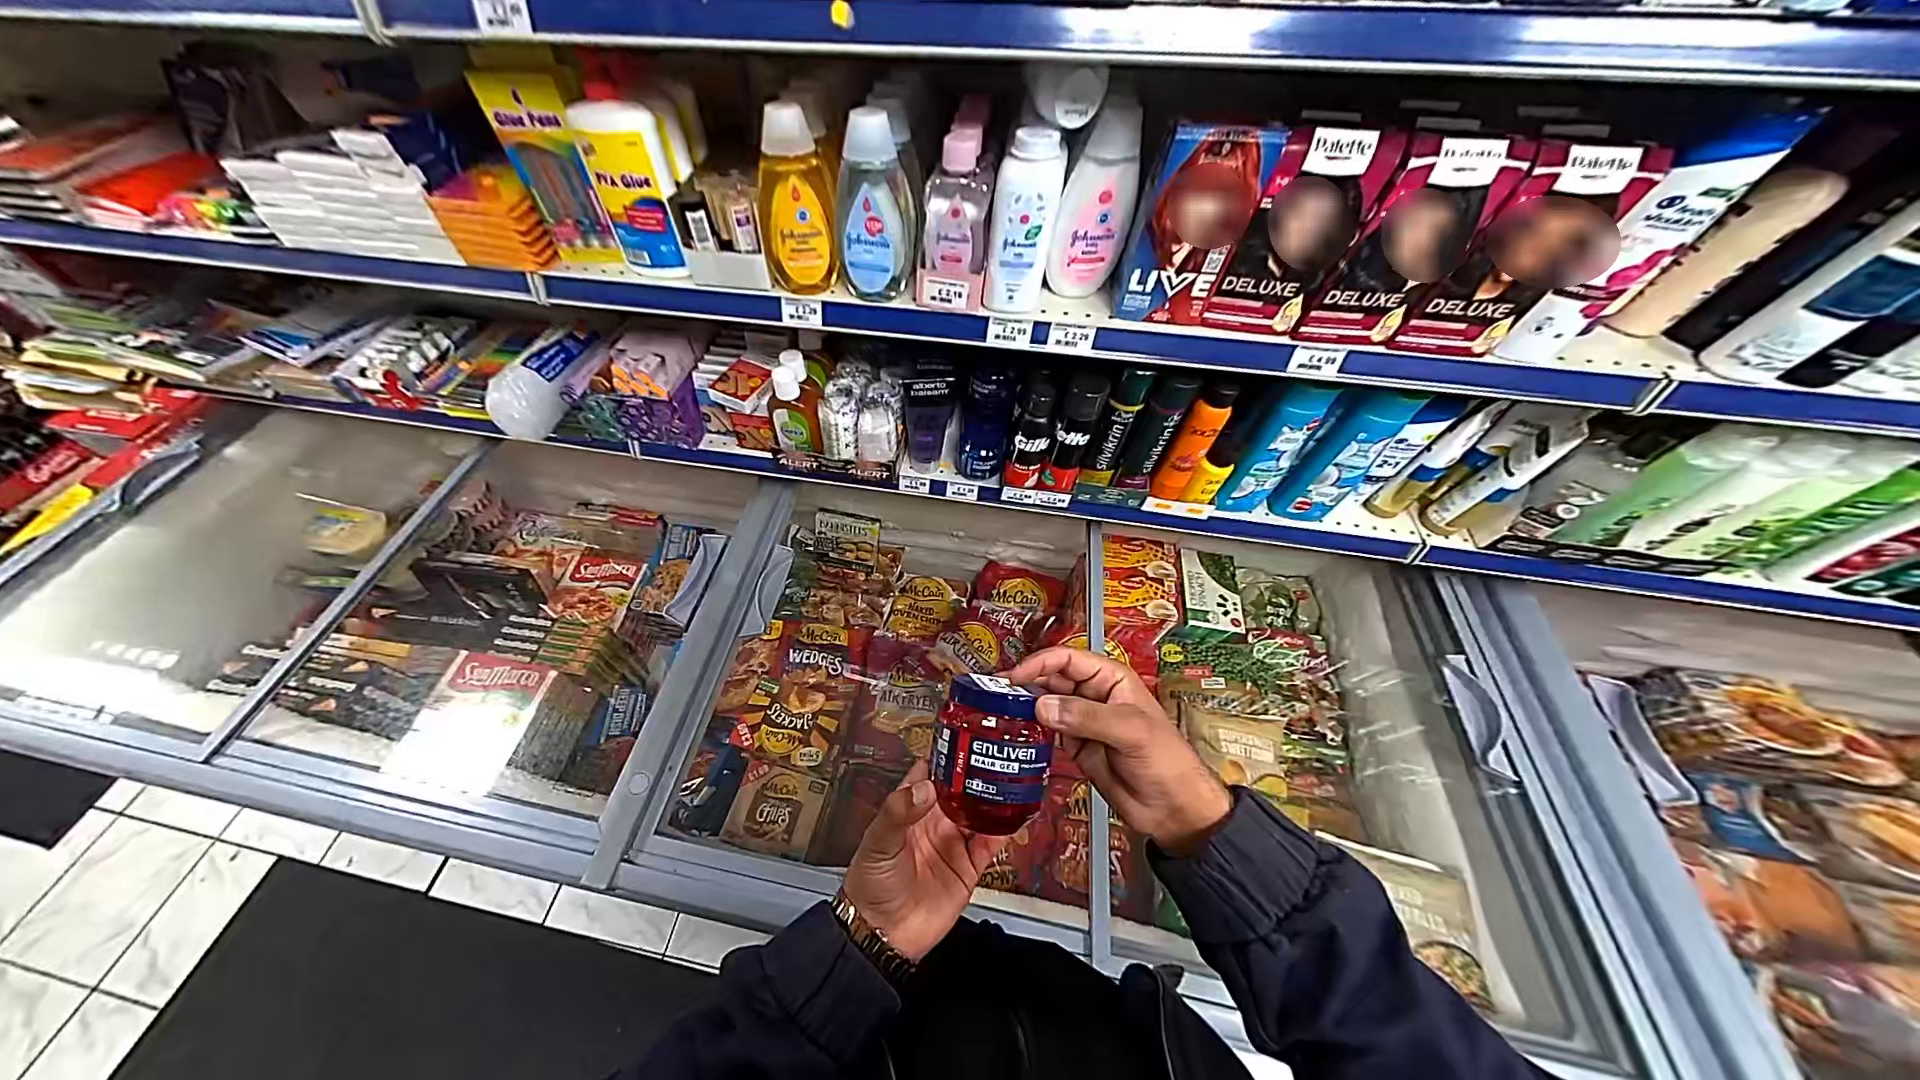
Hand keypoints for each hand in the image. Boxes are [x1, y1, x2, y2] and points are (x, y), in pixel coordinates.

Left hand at [840, 760, 1008, 962]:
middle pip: (963, 789)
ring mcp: (953, 843)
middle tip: (998, 753)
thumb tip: (926, 788)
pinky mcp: (968, 868)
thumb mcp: (878, 841)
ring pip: (981, 813)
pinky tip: (1015, 817)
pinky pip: (991, 845)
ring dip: (995, 799)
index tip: (965, 738)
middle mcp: (935, 821)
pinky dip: (1004, 831)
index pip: (932, 772)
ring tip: (1012, 779)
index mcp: (911, 808)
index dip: (948, 755)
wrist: (882, 935)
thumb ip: (899, 812)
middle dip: (979, 773)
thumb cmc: (870, 884)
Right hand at [1004, 646, 1230, 855]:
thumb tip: (1044, 706)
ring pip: (1046, 702)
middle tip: (998, 693)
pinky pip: (1047, 728)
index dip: (1040, 663)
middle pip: (1052, 677)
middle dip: (1026, 682)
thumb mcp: (1131, 731)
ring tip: (1000, 709)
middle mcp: (1094, 694)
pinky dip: (1031, 727)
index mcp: (1111, 678)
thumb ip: (1087, 717)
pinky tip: (1016, 729)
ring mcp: (1083, 720)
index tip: (1015, 677)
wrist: (1174, 810)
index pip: (1068, 659)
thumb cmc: (1168, 762)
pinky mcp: (1075, 745)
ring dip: (1025, 704)